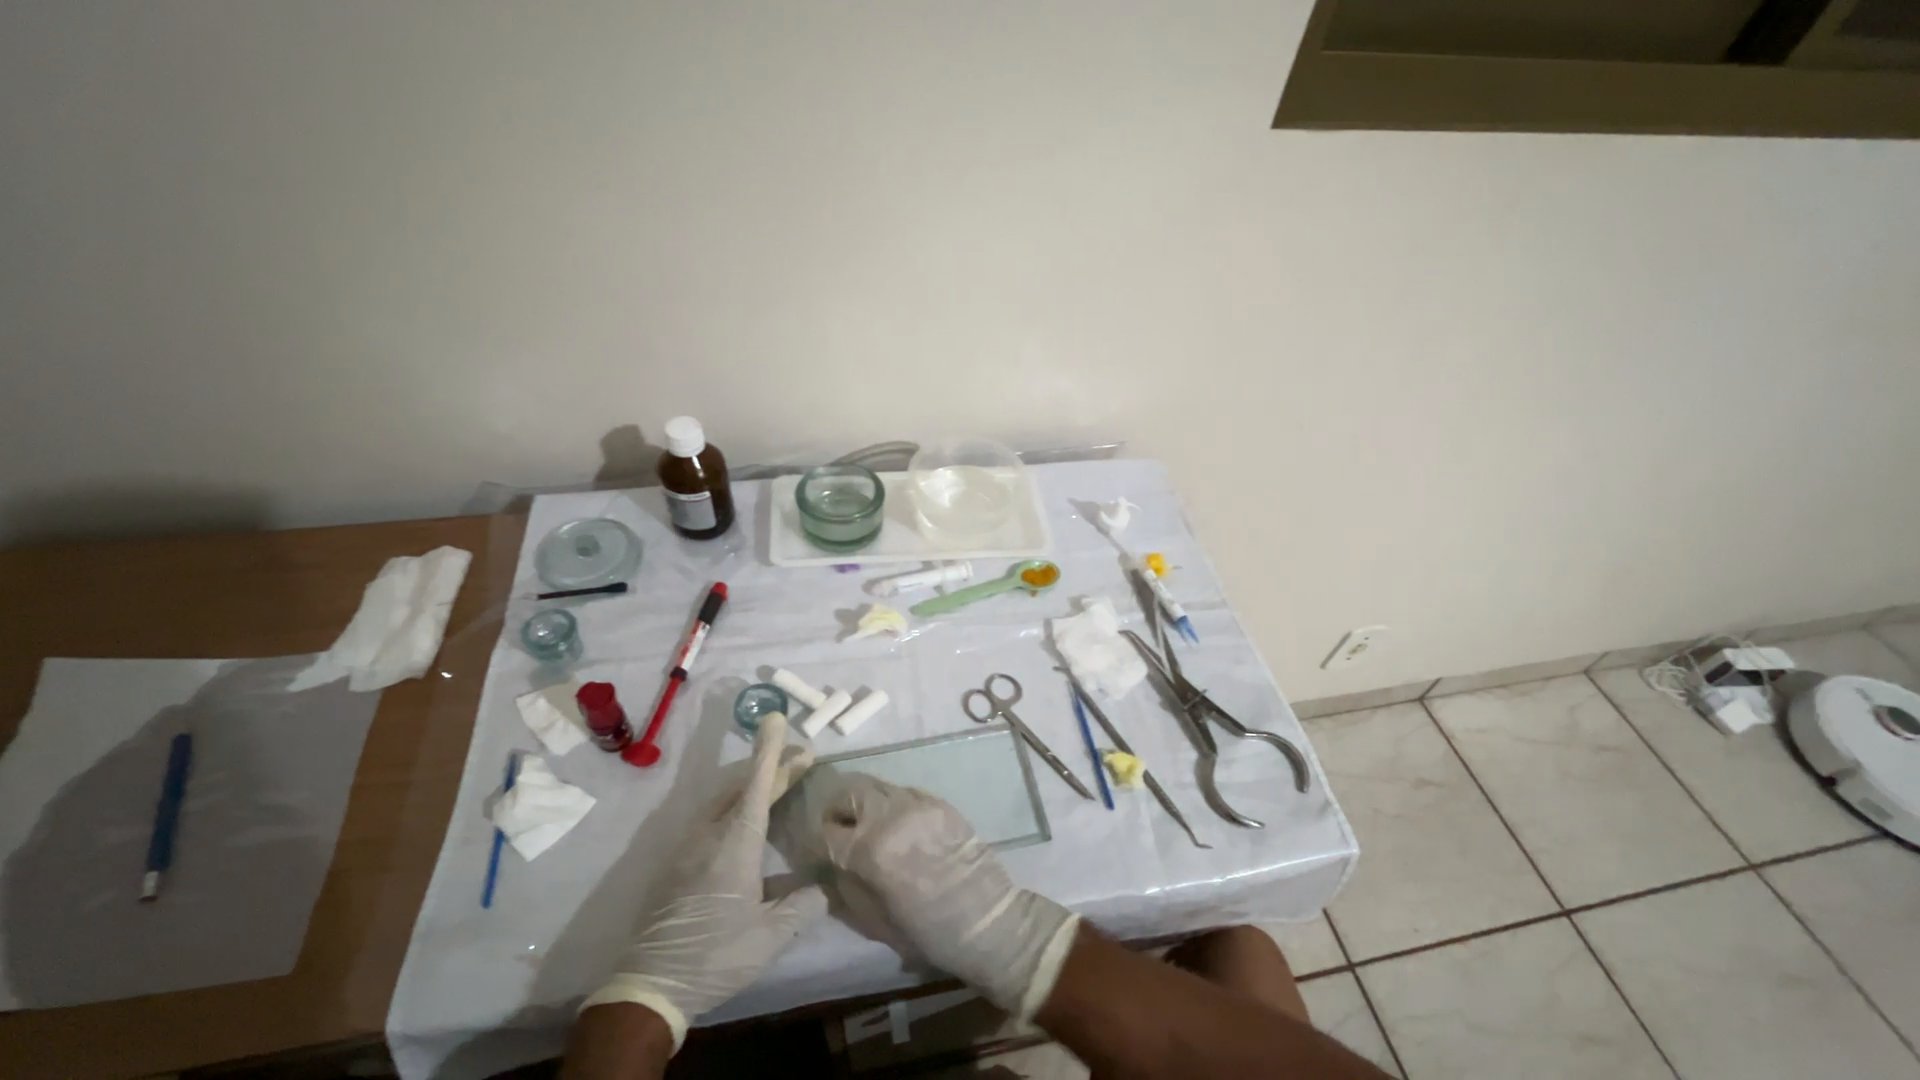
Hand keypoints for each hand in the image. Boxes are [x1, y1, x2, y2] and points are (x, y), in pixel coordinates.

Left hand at [579, 713, 826, 1050]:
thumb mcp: (770, 937)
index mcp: (734, 845)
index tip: (776, 719)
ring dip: (750, 787)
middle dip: (770, 768)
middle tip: (800, 758)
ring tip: (776, 784)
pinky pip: (709, 820)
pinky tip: (746, 827)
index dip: (770, 753)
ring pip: (721, 802)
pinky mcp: (675, 864)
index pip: (756, 787)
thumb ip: (802, 906)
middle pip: (740, 787)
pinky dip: (733, 808)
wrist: (650, 985)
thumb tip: (822, 888)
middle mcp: (707, 836)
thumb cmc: (715, 957)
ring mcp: (686, 848)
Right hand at [820, 776, 1079, 1020]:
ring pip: (875, 786)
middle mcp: (890, 816)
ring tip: (867, 827)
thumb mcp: (872, 921)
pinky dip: (891, 805)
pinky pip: (903, 793)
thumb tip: (828, 865)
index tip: (817, 852)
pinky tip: (898, 828)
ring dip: (864, 804)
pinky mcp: (939, 802)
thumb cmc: (927, 932)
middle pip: (847, 792)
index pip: (824, 831)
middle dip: (837, 811)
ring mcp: (917, 803)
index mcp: (869, 850)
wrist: (987, 921)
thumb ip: (844, 886)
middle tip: (839, 831)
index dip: (815, 842)